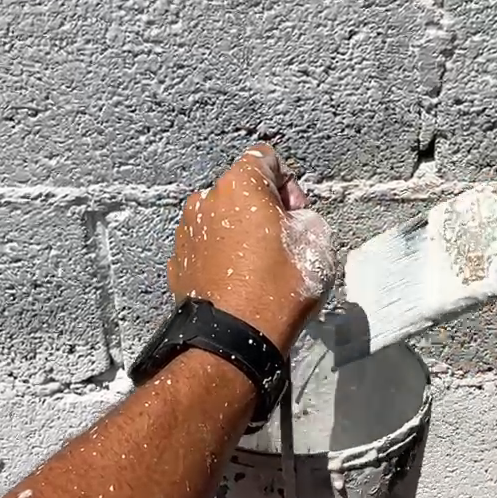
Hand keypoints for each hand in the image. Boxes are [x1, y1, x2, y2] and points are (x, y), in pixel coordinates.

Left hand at [169, 144, 332, 350]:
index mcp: (240, 184)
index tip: (297, 215)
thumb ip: (306, 215)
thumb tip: (291, 221)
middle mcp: (206, 200)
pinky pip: (206, 247)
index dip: (289, 183)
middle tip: (282, 243)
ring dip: (240, 233)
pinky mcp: (177, 261)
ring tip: (259, 267)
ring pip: (221, 219)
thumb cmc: (280, 287)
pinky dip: (222, 257)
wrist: (235, 340)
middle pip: (241, 189)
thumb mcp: (318, 242)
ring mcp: (186, 231)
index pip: (267, 158)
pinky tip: (238, 282)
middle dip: (263, 208)